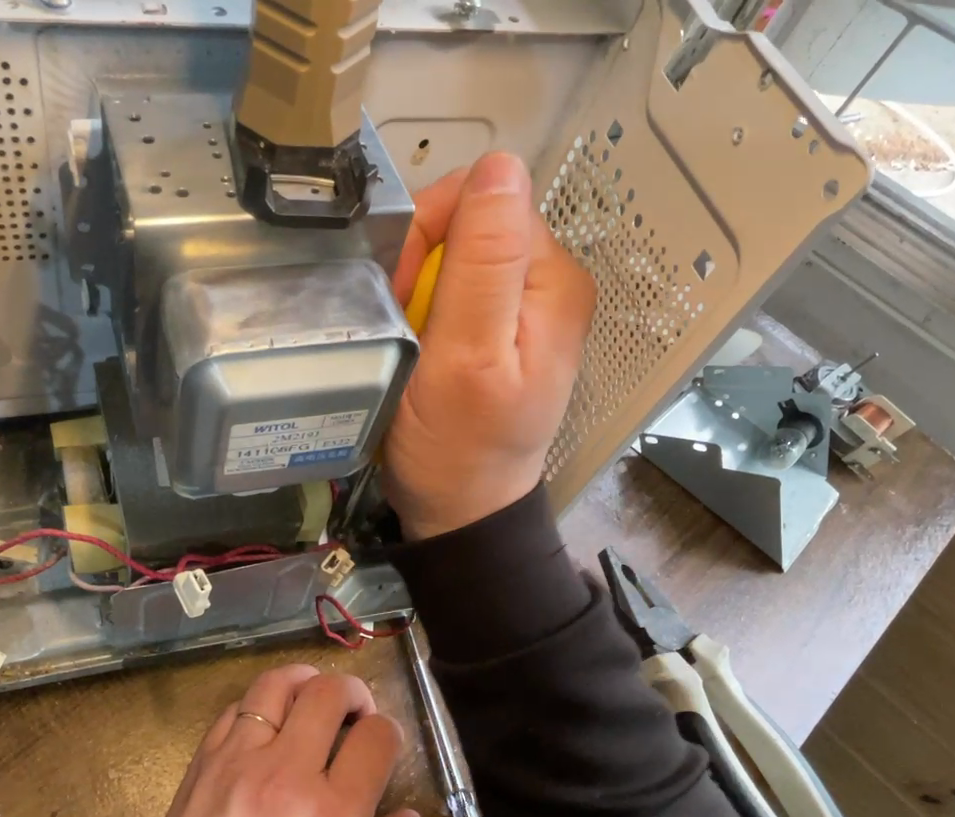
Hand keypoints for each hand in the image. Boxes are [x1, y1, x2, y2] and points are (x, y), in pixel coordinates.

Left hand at [128, 665, 422, 816]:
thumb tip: (408, 815)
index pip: (376, 737)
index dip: (389, 732)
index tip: (384, 746)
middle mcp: (288, 775)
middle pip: (328, 694)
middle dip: (353, 692)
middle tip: (356, 712)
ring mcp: (239, 763)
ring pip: (276, 685)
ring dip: (305, 681)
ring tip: (314, 697)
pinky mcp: (202, 765)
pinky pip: (235, 709)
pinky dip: (259, 704)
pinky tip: (267, 724)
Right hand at [385, 153, 598, 540]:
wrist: (463, 511)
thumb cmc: (457, 447)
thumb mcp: (467, 358)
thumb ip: (483, 264)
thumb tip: (500, 166)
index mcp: (552, 279)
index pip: (485, 199)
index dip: (429, 234)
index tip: (402, 295)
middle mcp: (549, 281)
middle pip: (472, 222)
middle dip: (421, 262)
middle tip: (405, 326)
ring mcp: (526, 306)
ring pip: (457, 254)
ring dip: (419, 287)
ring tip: (412, 342)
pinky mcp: (503, 328)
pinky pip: (457, 288)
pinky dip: (428, 308)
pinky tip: (421, 347)